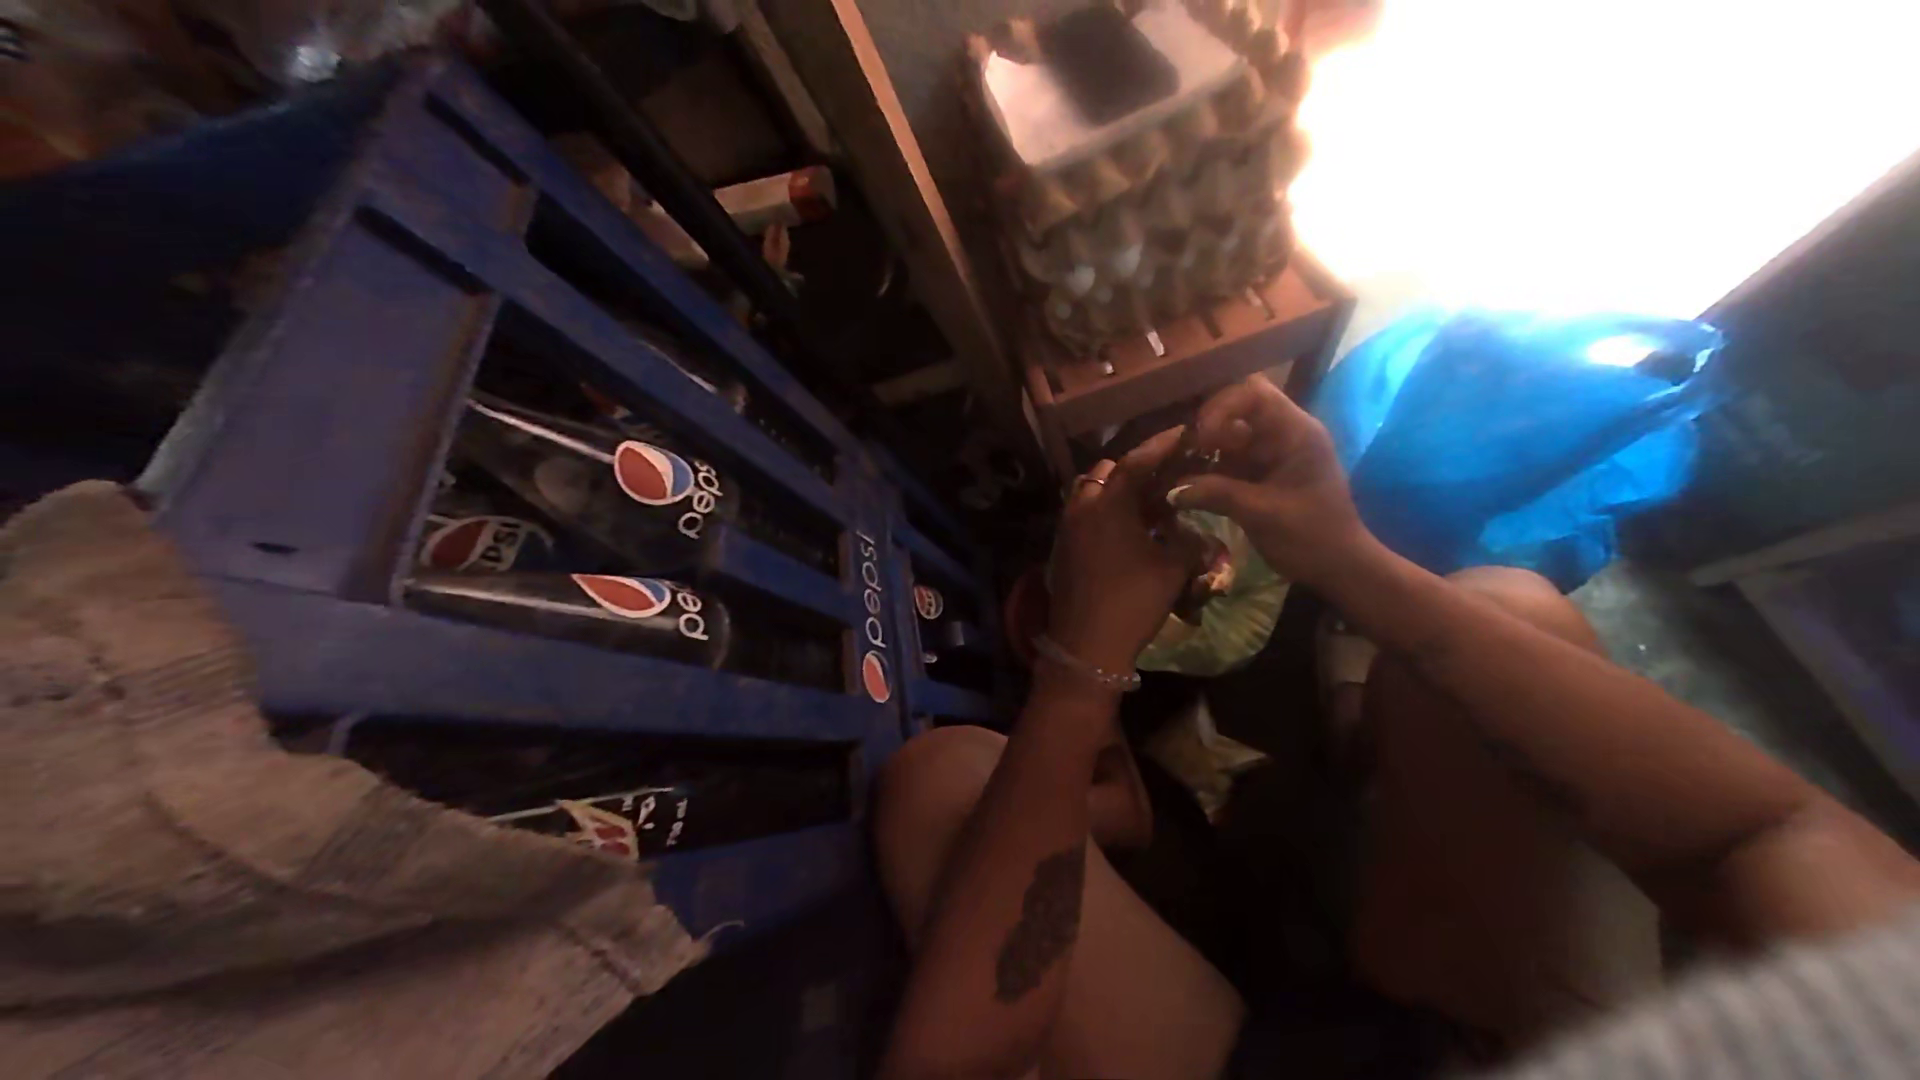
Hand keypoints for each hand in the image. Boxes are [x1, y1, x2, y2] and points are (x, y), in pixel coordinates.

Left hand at [1045, 429, 1203, 675]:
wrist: (1087, 644)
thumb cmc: (1132, 600)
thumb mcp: (1172, 569)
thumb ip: (1189, 542)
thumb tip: (1198, 532)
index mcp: (1109, 503)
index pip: (1136, 461)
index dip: (1161, 446)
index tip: (1182, 435)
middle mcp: (1082, 507)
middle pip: (1107, 473)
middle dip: (1135, 471)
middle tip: (1164, 479)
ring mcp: (1067, 528)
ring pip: (1090, 494)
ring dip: (1116, 492)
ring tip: (1146, 505)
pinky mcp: (1063, 548)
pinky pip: (1083, 516)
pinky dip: (1103, 513)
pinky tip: (1127, 531)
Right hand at [1168, 375, 1370, 586]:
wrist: (1340, 569)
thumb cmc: (1311, 537)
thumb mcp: (1261, 514)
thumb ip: (1216, 494)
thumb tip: (1170, 489)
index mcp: (1296, 432)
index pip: (1253, 393)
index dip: (1221, 407)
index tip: (1201, 438)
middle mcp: (1283, 435)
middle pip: (1236, 409)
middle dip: (1206, 428)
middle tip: (1183, 453)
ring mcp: (1271, 454)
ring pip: (1228, 435)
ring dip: (1203, 450)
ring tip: (1177, 468)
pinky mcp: (1260, 474)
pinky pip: (1228, 460)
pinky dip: (1207, 468)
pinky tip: (1187, 484)